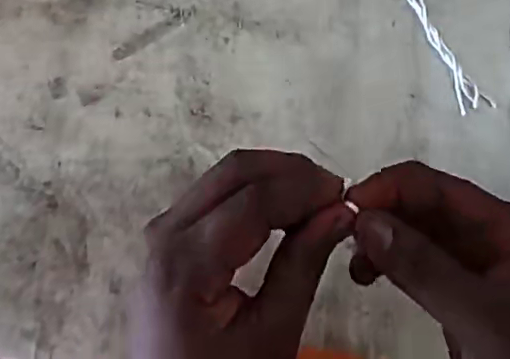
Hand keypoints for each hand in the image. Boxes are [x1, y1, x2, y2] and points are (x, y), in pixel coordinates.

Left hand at [131, 149, 354, 358]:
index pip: (253, 199)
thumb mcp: (270, 337)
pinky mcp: (172, 230)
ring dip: (276, 175)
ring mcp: (165, 226)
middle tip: (334, 191)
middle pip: (237, 171)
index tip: (344, 194)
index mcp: (184, 261)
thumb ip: (302, 267)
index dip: (303, 188)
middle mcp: (166, 231)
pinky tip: (287, 204)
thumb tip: (340, 210)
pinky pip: (219, 190)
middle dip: (291, 172)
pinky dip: (257, 188)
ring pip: (228, 174)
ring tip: (317, 198)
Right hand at [346, 162, 509, 358]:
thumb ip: (425, 267)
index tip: (348, 205)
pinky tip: (368, 275)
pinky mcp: (465, 301)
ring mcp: (476, 270)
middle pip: (425, 207)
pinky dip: (393, 267)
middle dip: (384, 213)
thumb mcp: (482, 315)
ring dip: (383, 240)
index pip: (436, 187)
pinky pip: (422, 269)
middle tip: (340, 233)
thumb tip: (365, 218)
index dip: (390, 188)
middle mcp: (489, 236)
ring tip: (351, 261)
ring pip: (419, 236)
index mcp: (503, 225)